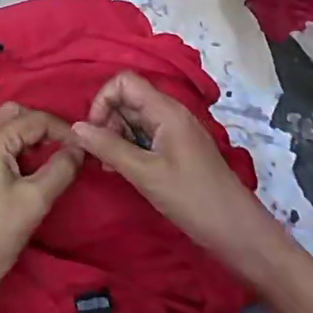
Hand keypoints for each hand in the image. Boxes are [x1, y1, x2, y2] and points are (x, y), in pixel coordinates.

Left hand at [0, 101, 83, 312]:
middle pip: (15, 115)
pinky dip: (13, 149)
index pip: (36, 119)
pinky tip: (26, 172)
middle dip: (42, 126)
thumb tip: (79, 147)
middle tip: (64, 148)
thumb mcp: (36, 199)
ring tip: (49, 160)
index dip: (64, 130)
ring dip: (27, 137)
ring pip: (3, 129)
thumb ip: (62, 167)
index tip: (85, 147)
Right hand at [70, 71, 280, 271]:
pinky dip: (129, 147)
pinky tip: (121, 170)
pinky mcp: (177, 148)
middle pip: (128, 98)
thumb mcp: (145, 174)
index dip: (103, 100)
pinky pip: (146, 135)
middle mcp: (170, 112)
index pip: (125, 81)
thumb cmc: (192, 199)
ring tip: (108, 166)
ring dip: (116, 135)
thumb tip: (76, 128)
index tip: (93, 132)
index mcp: (166, 110)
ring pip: (135, 118)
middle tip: (100, 154)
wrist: (236, 230)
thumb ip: (109, 148)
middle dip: (107, 120)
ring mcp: (175, 130)